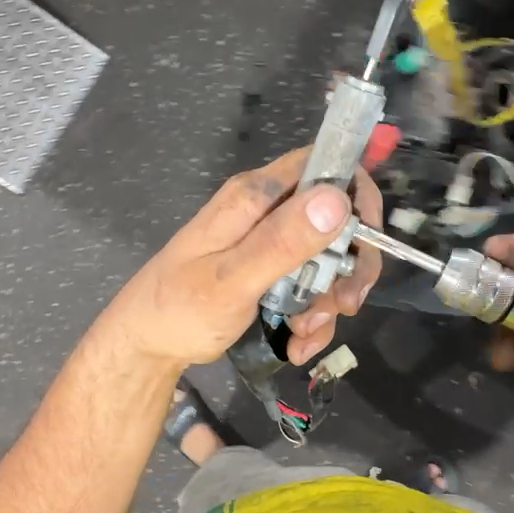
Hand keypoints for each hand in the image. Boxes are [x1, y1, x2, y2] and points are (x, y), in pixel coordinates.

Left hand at [102, 149, 383, 368]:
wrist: (144, 347)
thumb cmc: (179, 310)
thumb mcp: (232, 280)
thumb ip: (283, 241)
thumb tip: (337, 198)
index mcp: (255, 197)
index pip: (324, 165)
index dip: (357, 194)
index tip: (368, 240)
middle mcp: (266, 212)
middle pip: (337, 219)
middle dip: (349, 265)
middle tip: (344, 304)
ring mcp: (268, 244)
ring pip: (328, 260)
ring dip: (329, 301)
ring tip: (305, 334)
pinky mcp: (269, 274)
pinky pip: (310, 288)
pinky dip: (313, 318)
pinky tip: (298, 344)